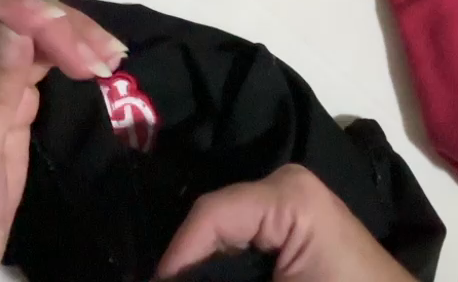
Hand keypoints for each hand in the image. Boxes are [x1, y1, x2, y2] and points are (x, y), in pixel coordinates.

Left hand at [0, 0, 126, 281]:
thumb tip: (18, 29)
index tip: (51, 23)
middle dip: (45, 22)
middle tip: (91, 51)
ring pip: (24, 30)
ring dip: (68, 35)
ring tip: (109, 56)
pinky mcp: (8, 90)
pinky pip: (41, 56)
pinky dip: (71, 55)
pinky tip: (101, 62)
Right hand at [155, 165, 414, 281]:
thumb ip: (223, 277)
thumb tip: (165, 276)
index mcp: (288, 195)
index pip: (211, 214)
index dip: (176, 258)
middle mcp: (285, 185)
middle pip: (214, 221)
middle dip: (187, 261)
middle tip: (163, 281)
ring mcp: (290, 204)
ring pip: (224, 232)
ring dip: (204, 264)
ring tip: (181, 276)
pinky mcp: (293, 228)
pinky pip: (243, 241)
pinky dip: (225, 265)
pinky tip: (210, 276)